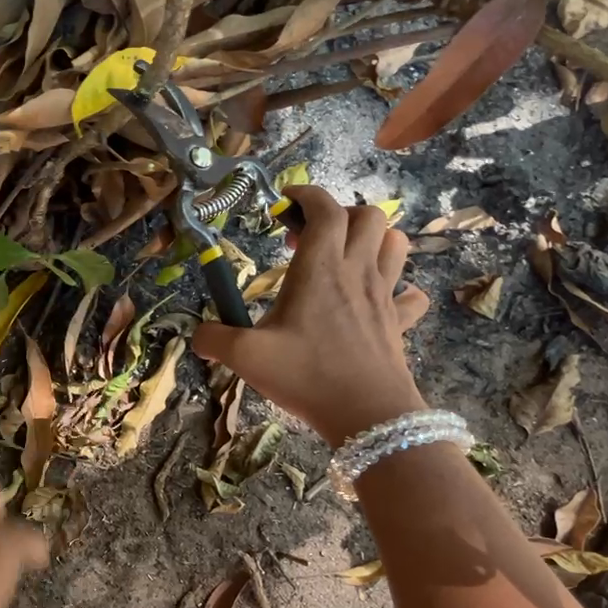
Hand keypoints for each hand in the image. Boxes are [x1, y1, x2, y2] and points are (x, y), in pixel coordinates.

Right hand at [193, 185, 431, 445]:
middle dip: (338, 215)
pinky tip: (374, 301)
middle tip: (305, 238)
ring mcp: (383, 295)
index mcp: (318, 270)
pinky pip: (408, 292)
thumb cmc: (304, 374)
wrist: (365, 411)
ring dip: (370, 240)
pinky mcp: (398, 321)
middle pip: (368, 217)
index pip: (324, 211)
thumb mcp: (243, 357)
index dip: (306, 196)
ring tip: (341, 259)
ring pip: (395, 243)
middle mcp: (355, 272)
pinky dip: (396, 287)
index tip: (284, 201)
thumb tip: (198, 334)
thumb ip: (212, 339)